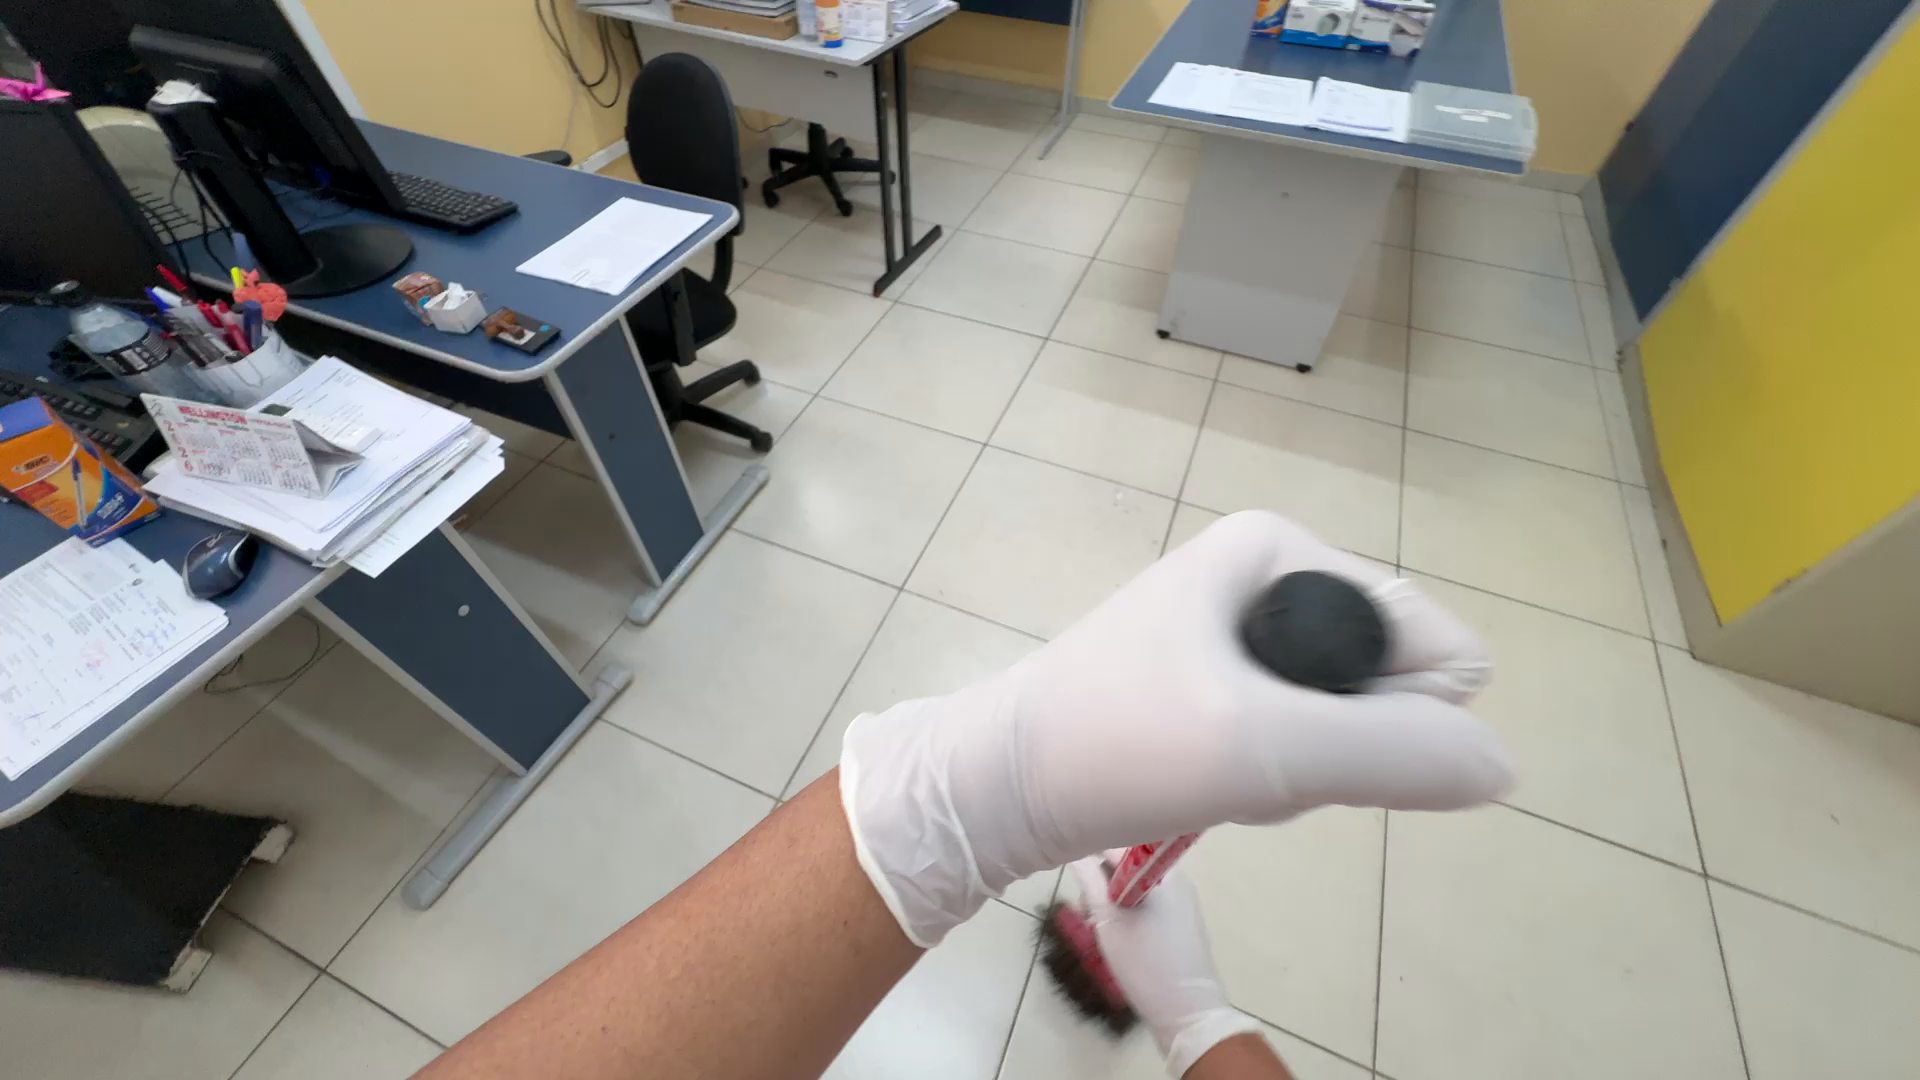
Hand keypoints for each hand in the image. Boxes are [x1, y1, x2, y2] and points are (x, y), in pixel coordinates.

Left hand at [841, 510, 1508, 945]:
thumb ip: (1397, 752)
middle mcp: (1266, 576)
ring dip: (1295, 765)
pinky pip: (1293, 733)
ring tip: (1214, 764)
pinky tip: (1204, 775)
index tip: (1285, 731)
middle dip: (1330, 743)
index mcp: (1279, 551)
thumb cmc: (1121, 741)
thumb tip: (1498, 761)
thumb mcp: (1264, 747)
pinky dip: (1267, 772)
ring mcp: (1240, 628)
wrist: (1010, 776)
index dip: (1385, 714)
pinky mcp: (1217, 676)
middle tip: (1241, 752)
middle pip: (1385, 681)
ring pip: (1341, 718)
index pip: (1431, 642)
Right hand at [1067, 857, 1260, 1078]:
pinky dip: (1130, 910)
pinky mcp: (1183, 919)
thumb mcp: (1108, 920)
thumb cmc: (1145, 964)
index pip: (1117, 846)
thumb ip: (1089, 880)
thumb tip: (1076, 852)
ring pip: (1135, 884)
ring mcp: (1182, 899)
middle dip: (1102, 884)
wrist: (1190, 1015)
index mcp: (1160, 871)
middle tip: (1089, 913)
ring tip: (1101, 929)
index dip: (1090, 856)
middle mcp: (1175, 877)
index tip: (1075, 880)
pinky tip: (1120, 936)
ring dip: (1113, 899)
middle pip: (1126, 865)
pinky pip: (1149, 900)